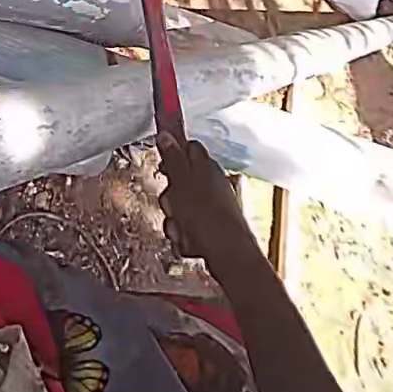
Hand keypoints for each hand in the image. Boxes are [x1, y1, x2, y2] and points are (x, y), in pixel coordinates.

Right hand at [157, 134, 261, 275]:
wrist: (229, 256)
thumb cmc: (206, 217)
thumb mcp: (182, 183)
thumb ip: (172, 158)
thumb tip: (165, 135)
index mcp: (206, 166)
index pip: (188, 148)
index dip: (172, 155)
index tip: (163, 166)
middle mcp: (212, 183)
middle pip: (180, 179)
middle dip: (170, 196)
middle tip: (173, 205)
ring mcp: (213, 206)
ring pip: (182, 206)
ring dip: (176, 220)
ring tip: (182, 229)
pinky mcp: (212, 228)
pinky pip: (189, 226)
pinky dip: (185, 235)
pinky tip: (189, 242)